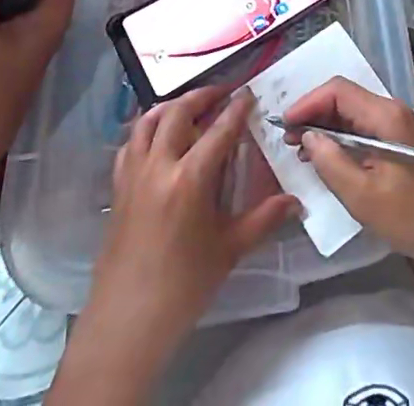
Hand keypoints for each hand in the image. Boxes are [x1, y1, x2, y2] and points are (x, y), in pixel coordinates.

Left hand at [83, 89, 298, 346]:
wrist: (127, 321)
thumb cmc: (184, 286)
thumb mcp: (229, 250)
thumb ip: (263, 219)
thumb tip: (296, 202)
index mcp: (190, 179)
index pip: (219, 131)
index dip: (236, 109)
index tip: (248, 93)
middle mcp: (159, 167)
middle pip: (178, 114)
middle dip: (201, 96)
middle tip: (221, 93)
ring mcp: (133, 175)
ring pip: (148, 123)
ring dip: (170, 107)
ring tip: (189, 106)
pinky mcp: (118, 189)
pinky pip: (130, 145)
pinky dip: (146, 130)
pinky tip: (158, 139)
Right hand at [284, 78, 413, 272]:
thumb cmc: (410, 218)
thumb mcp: (362, 195)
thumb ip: (330, 161)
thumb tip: (307, 136)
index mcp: (386, 116)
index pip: (337, 90)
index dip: (307, 103)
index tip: (282, 126)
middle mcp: (392, 111)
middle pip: (343, 97)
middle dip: (312, 113)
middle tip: (286, 139)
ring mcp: (396, 126)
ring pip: (350, 113)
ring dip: (323, 126)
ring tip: (298, 149)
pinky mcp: (397, 142)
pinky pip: (361, 128)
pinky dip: (338, 137)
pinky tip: (323, 157)